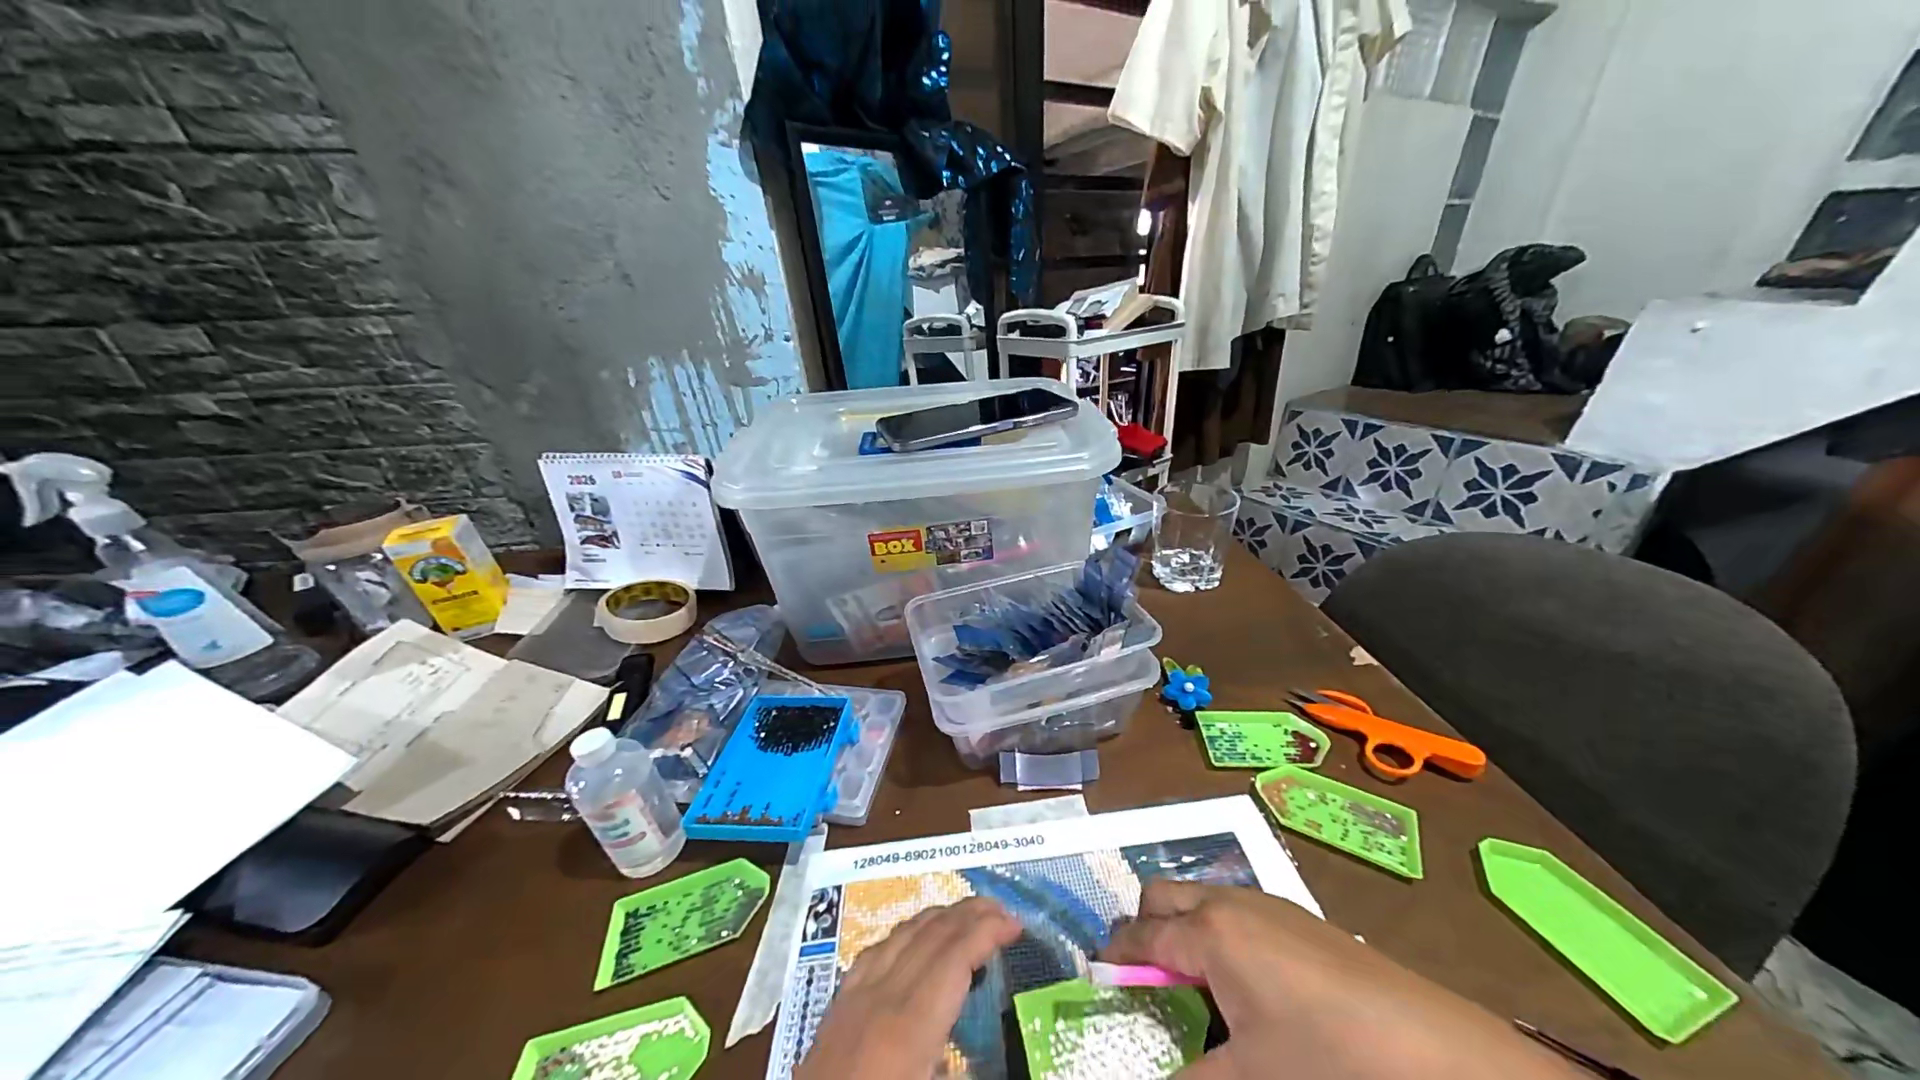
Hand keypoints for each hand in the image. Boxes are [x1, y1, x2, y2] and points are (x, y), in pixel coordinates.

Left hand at [796, 897, 1020, 1079]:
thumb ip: (965, 1066)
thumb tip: (997, 1049)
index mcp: (912, 1025)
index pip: (955, 956)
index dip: (988, 932)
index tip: (1016, 925)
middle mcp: (884, 994)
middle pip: (932, 935)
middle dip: (971, 914)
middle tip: (1004, 913)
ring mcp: (857, 993)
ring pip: (904, 933)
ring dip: (942, 917)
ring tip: (971, 916)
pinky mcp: (839, 1002)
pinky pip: (878, 949)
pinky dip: (907, 932)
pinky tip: (917, 938)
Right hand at [1102, 882, 1583, 1079]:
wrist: (1442, 1056)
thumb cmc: (1328, 1062)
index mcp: (1209, 932)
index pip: (1139, 935)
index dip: (1113, 958)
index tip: (1099, 981)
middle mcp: (1232, 904)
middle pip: (1161, 896)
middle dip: (1142, 929)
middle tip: (1147, 981)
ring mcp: (1271, 906)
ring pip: (1201, 899)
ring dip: (1182, 929)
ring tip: (1195, 985)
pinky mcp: (1303, 919)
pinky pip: (1238, 911)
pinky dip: (1219, 935)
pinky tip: (1248, 988)